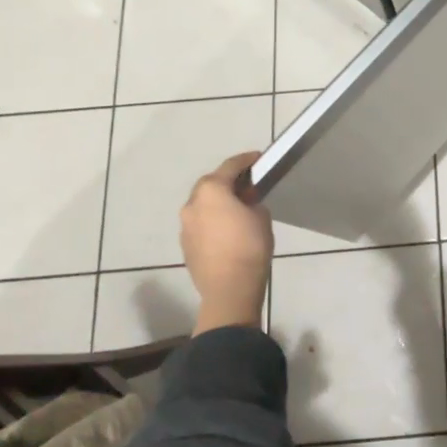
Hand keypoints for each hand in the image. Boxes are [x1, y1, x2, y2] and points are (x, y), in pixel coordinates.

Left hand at [181, 152, 272, 332]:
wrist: (229, 289)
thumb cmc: (249, 246)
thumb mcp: (261, 216)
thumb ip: (252, 202)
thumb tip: (244, 202)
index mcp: (211, 190)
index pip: (230, 166)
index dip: (246, 160)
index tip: (258, 158)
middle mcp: (192, 203)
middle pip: (211, 184)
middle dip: (228, 182)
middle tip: (247, 185)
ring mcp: (185, 225)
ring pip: (203, 205)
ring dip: (218, 203)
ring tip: (236, 209)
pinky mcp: (184, 244)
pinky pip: (200, 224)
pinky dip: (212, 221)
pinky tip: (226, 231)